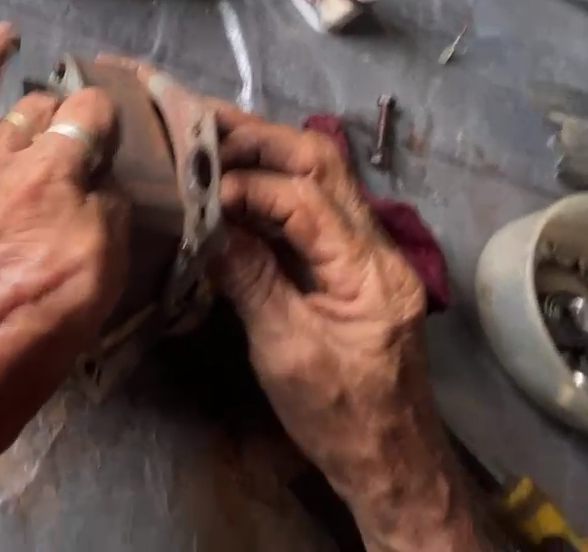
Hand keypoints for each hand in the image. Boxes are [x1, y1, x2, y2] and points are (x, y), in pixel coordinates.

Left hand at [0, 25, 124, 551]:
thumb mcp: (59, 355)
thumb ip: (88, 278)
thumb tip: (91, 238)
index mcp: (91, 252)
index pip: (124, 204)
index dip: (107, 217)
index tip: (93, 232)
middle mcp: (50, 193)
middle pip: (92, 131)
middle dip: (94, 144)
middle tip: (84, 166)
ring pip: (41, 109)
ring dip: (50, 120)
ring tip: (48, 133)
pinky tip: (5, 38)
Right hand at [208, 107, 482, 551]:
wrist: (391, 461)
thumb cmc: (340, 416)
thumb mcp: (286, 351)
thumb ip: (249, 279)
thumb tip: (205, 220)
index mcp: (370, 272)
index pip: (306, 201)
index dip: (247, 185)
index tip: (196, 188)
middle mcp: (375, 246)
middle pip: (323, 164)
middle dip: (259, 139)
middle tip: (199, 126)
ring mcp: (363, 249)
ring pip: (318, 173)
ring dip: (262, 149)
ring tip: (206, 134)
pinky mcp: (345, 258)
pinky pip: (306, 201)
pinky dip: (264, 179)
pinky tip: (227, 176)